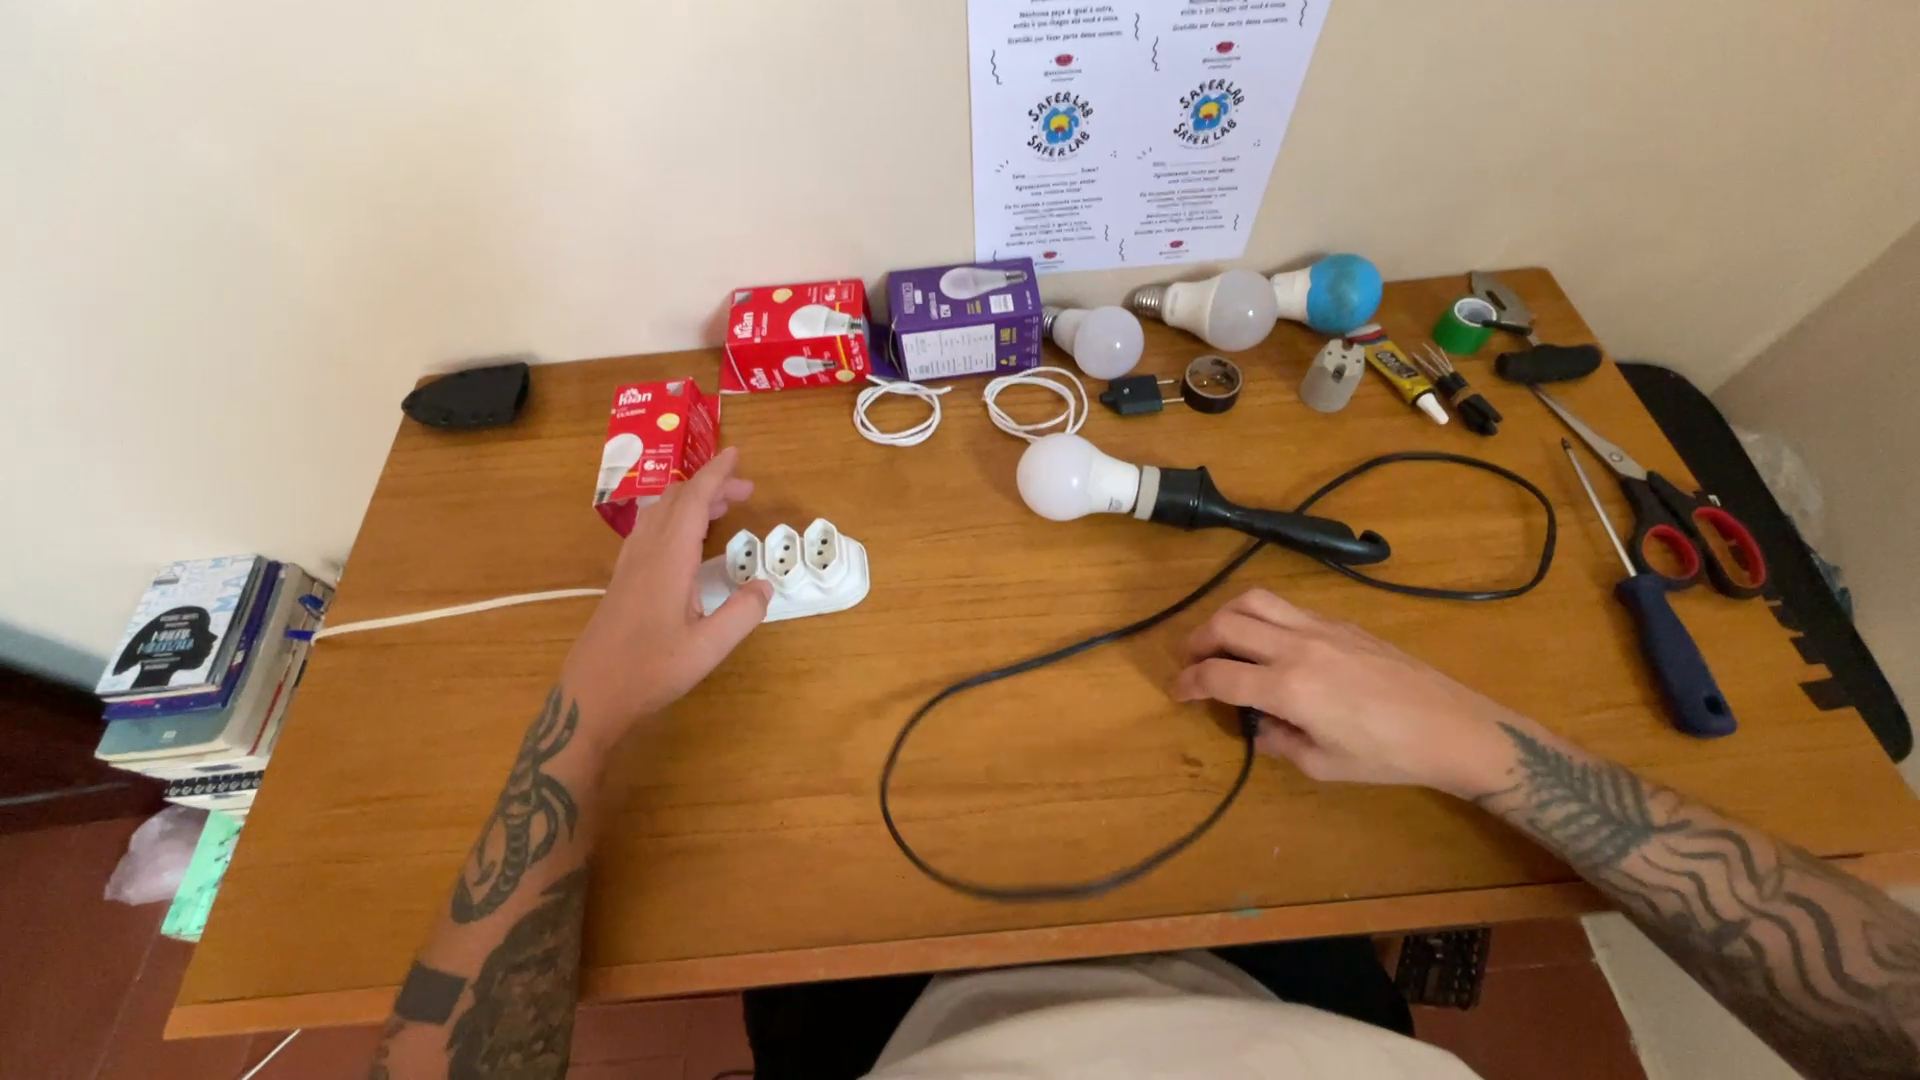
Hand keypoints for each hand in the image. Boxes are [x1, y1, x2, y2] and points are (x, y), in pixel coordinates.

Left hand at [561, 447, 772, 737]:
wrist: (590, 697)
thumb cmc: (650, 672)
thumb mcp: (708, 649)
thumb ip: (742, 614)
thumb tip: (765, 585)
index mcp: (668, 561)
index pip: (692, 501)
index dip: (715, 475)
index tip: (737, 454)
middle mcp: (646, 554)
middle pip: (674, 500)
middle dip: (710, 485)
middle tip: (746, 489)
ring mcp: (629, 566)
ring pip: (658, 513)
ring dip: (691, 500)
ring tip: (723, 507)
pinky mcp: (623, 581)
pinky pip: (650, 530)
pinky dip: (675, 518)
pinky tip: (688, 538)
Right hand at [1171, 589, 1529, 797]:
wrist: (1452, 727)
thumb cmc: (1387, 756)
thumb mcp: (1323, 765)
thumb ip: (1277, 741)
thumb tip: (1257, 724)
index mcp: (1288, 689)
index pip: (1218, 676)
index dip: (1188, 683)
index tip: (1177, 691)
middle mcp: (1296, 648)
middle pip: (1225, 625)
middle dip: (1196, 641)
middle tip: (1191, 661)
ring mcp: (1319, 628)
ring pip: (1252, 601)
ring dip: (1225, 616)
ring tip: (1220, 637)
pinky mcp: (1340, 622)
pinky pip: (1286, 607)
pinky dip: (1261, 616)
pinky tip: (1268, 640)